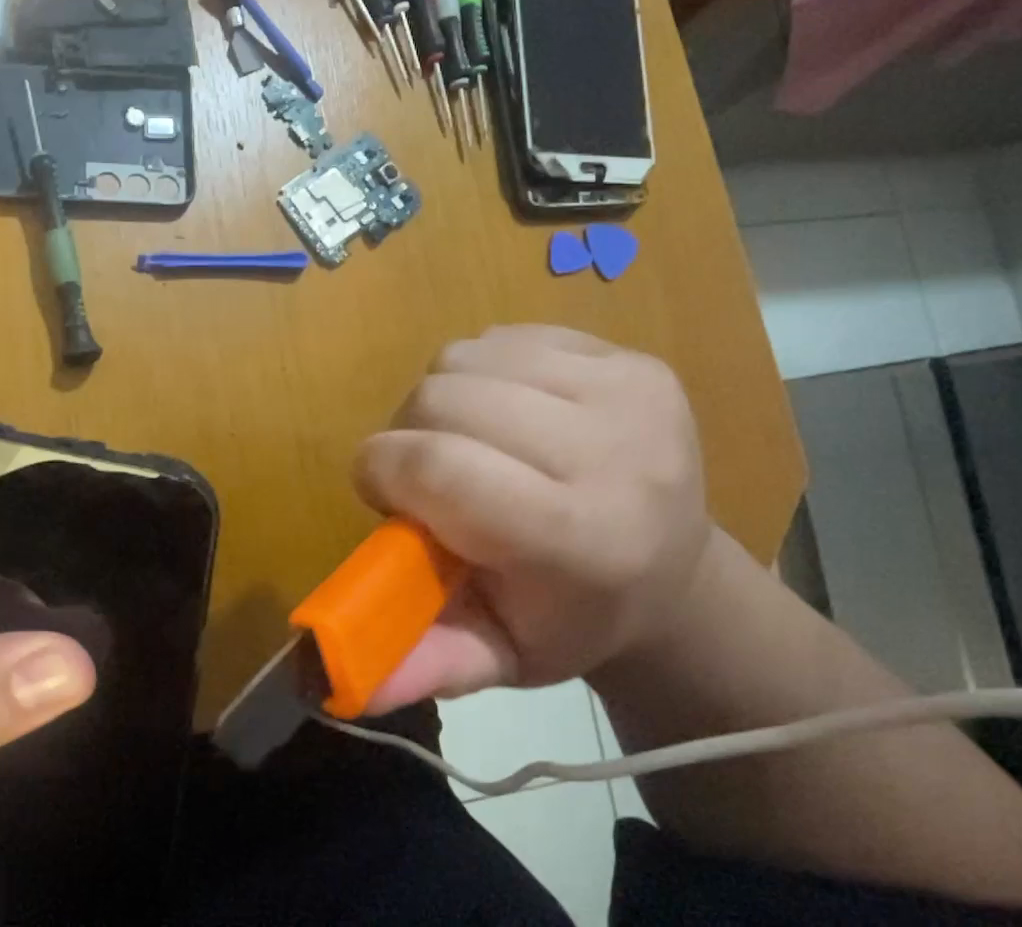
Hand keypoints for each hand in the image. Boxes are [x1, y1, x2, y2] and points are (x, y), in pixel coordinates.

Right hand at [354, 325, 713, 710]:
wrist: (677, 575)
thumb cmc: (566, 618)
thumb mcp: (495, 656)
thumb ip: (423, 664)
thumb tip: (344, 684)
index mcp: (578, 538)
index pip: (437, 467)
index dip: (382, 472)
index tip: (386, 500)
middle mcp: (615, 453)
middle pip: (440, 399)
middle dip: (406, 435)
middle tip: (427, 476)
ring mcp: (629, 393)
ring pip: (461, 358)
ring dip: (439, 401)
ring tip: (467, 445)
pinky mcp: (632, 357)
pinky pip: (500, 338)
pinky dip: (480, 372)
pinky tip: (505, 415)